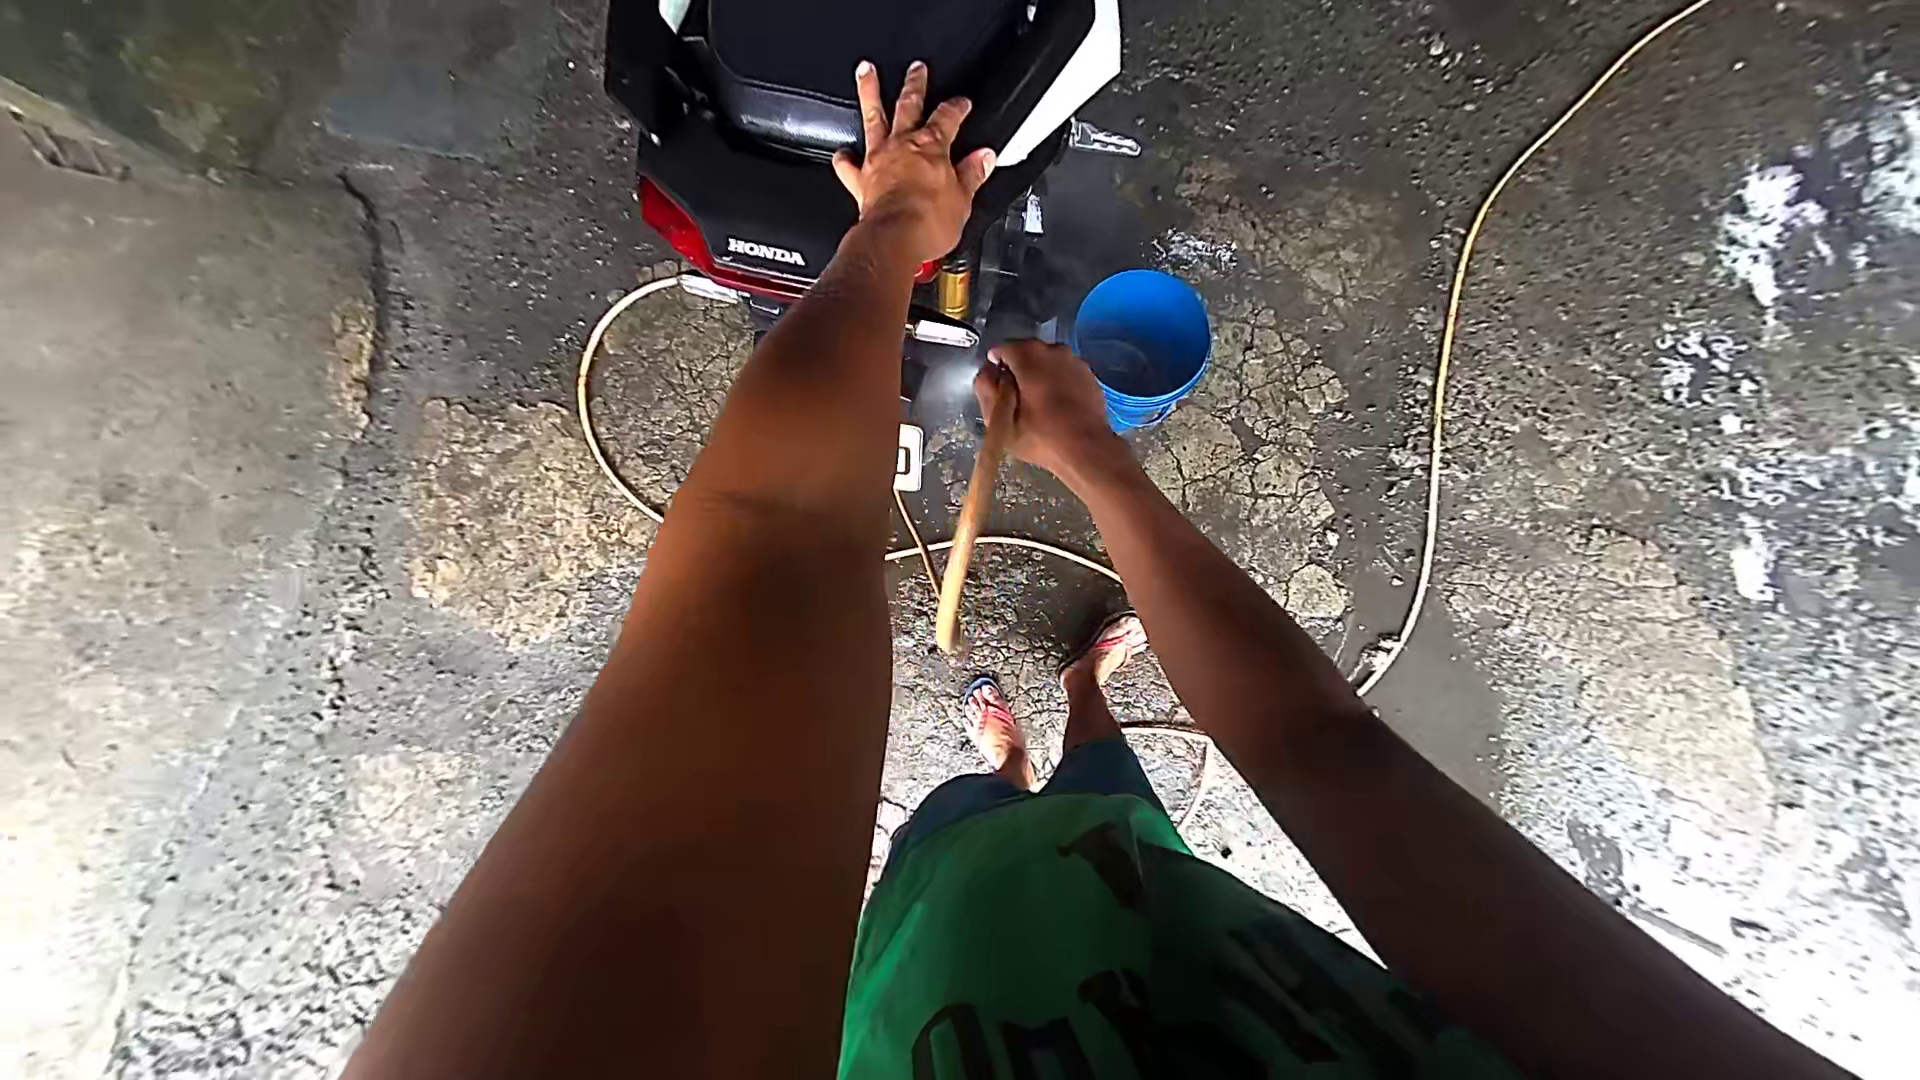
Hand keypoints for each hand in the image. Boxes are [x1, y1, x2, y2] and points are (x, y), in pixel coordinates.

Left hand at [832, 61, 996, 266]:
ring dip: (869, 92)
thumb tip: (984, 158)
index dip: (957, 107)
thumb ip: (972, 175)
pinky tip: (842, 152)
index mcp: (932, 148)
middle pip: (909, 104)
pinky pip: (847, 166)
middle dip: (915, 84)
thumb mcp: (962, 201)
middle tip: (916, 68)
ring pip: (873, 117)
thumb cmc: (926, 224)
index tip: (962, 102)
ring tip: (866, 72)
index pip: (948, 117)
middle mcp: (903, 146)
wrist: (894, 240)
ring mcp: (879, 161)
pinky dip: (843, 158)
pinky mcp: (861, 182)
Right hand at [974, 341, 1130, 482]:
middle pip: (1027, 352)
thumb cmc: (1041, 437)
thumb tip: (986, 371)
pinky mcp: (1089, 374)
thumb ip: (987, 391)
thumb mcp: (1001, 422)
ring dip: (1039, 373)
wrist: (1087, 448)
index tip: (997, 386)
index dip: (996, 365)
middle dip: (1018, 368)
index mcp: (1029, 357)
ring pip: (1048, 360)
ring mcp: (1075, 360)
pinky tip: (1057, 403)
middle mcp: (1053, 350)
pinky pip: (1065, 371)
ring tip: (1037, 400)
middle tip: (1015, 395)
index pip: (1003, 349)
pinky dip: (1058, 380)